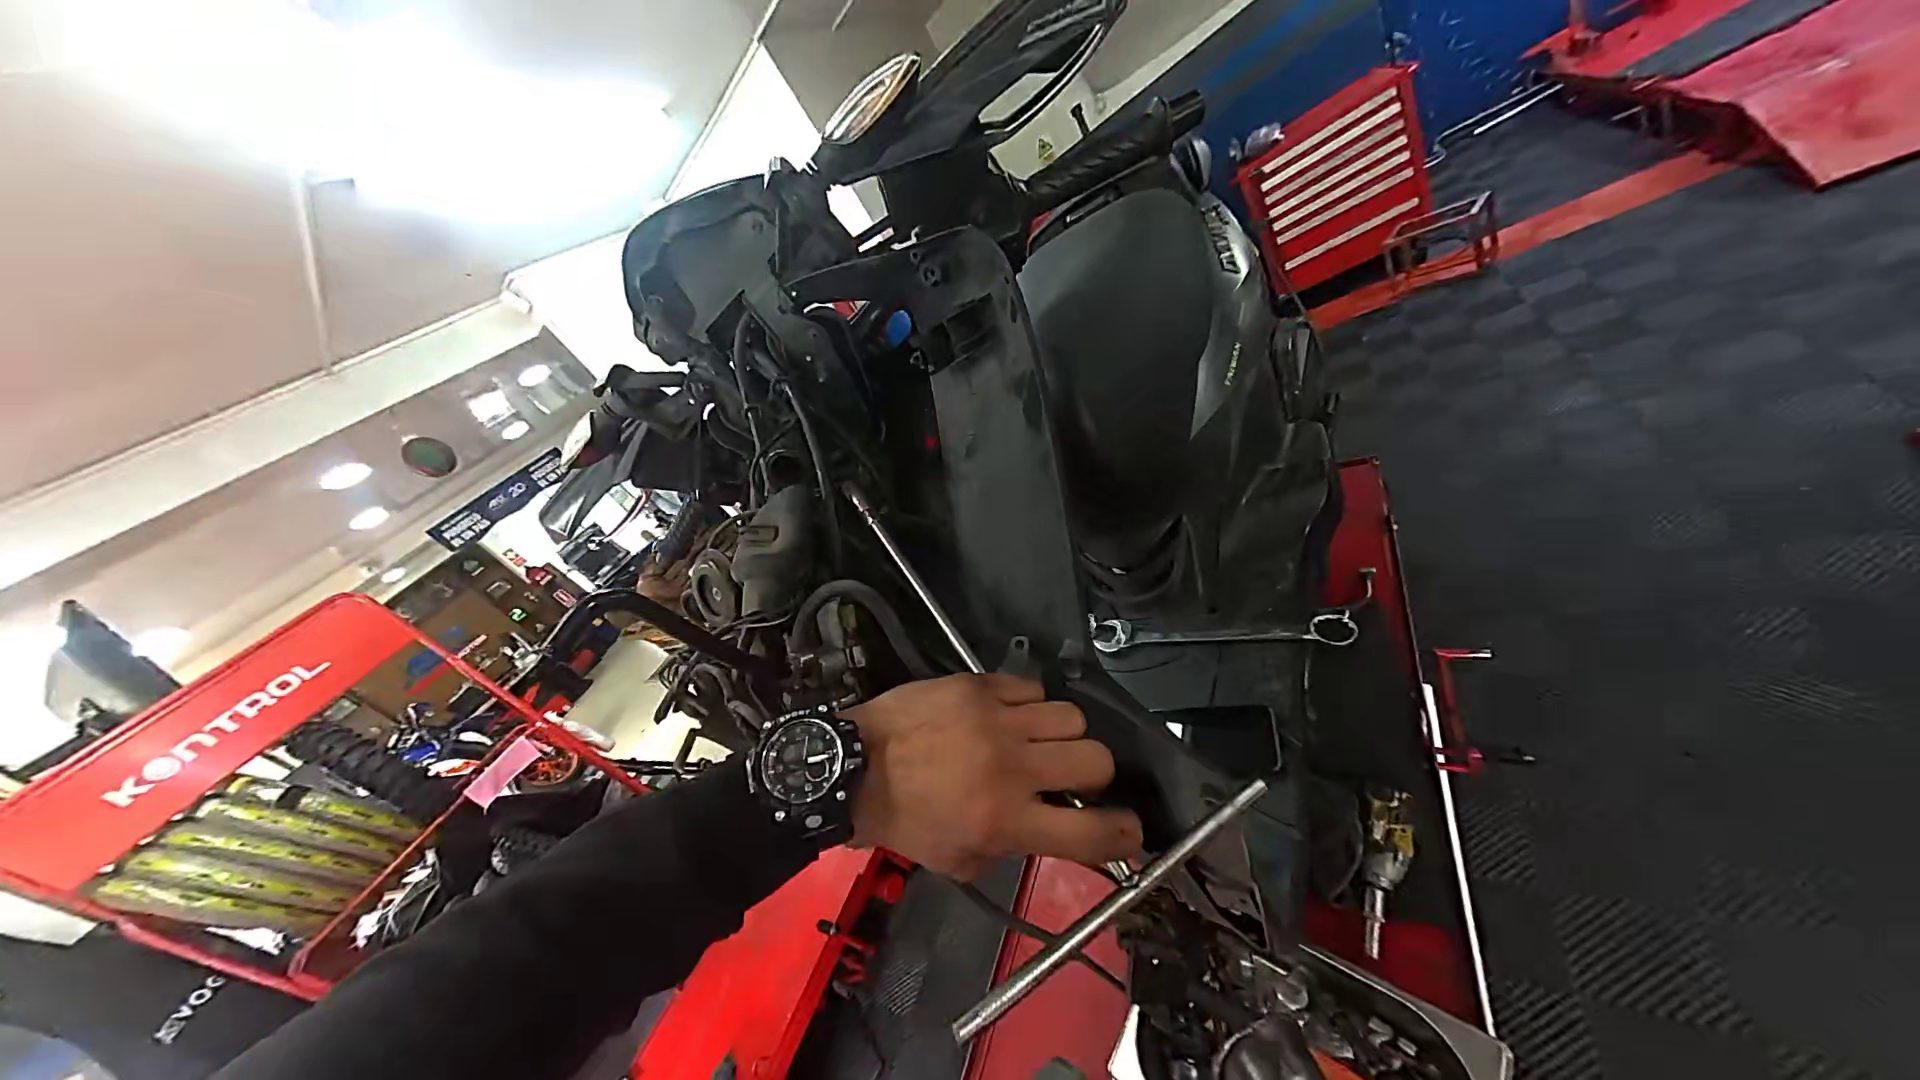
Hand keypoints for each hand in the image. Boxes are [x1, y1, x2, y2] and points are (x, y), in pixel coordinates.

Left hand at [847, 673, 1142, 879]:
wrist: (854, 766)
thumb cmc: (902, 819)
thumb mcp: (956, 859)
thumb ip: (1008, 849)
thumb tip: (1042, 830)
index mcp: (1007, 821)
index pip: (1091, 831)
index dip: (1124, 834)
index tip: (1130, 829)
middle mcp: (1013, 768)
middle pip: (1096, 759)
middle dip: (1094, 772)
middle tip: (1070, 774)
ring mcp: (997, 721)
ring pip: (1071, 716)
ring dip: (1062, 734)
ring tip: (1038, 738)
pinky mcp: (979, 686)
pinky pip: (1032, 687)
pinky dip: (1030, 703)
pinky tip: (1011, 712)